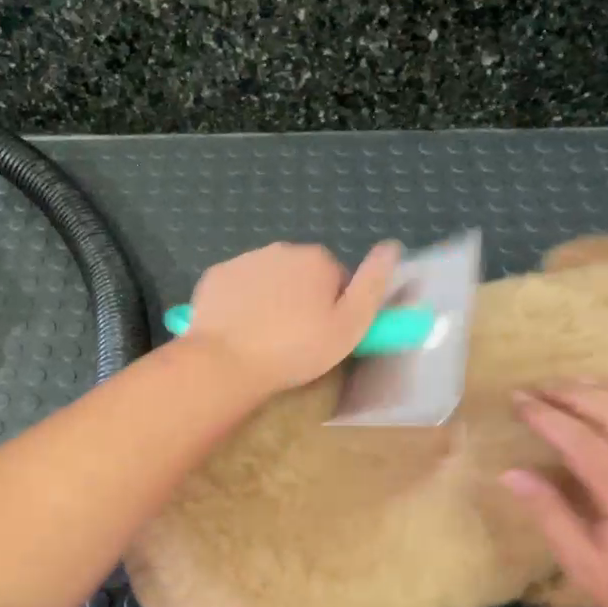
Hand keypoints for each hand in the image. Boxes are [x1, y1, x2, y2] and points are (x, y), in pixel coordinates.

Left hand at [183, 241, 399, 396]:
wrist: (227, 360)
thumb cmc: (296, 349)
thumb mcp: (350, 325)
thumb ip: (373, 284)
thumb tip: (392, 246)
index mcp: (317, 258)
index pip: (336, 280)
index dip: (334, 308)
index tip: (323, 335)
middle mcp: (280, 249)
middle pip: (300, 275)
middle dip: (301, 299)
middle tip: (294, 339)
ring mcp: (243, 260)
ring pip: (267, 279)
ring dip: (270, 299)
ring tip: (264, 337)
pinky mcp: (215, 276)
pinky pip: (237, 286)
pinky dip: (240, 302)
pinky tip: (237, 329)